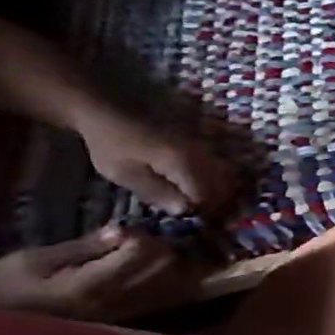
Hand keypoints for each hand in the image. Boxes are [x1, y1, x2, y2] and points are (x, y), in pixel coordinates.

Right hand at [0, 226, 184, 318]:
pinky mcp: (123, 319)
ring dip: (168, 262)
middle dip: (161, 246)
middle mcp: (114, 302)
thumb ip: (83, 246)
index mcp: (90, 285)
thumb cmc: (2, 288)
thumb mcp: (33, 260)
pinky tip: (151, 269)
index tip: (124, 229)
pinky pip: (160, 297)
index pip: (142, 252)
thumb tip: (122, 229)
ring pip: (169, 282)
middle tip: (140, 238)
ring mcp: (122, 313)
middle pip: (164, 266)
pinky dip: (165, 280)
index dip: (140, 234)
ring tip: (147, 251)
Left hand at [79, 112, 233, 213]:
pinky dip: (216, 180)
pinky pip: (218, 165)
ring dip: (220, 192)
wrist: (108, 108)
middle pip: (224, 184)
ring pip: (225, 174)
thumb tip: (184, 211)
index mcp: (183, 162)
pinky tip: (201, 189)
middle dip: (219, 203)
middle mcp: (202, 153)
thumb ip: (156, 193)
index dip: (205, 213)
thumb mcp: (123, 173)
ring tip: (206, 207)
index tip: (197, 226)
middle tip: (206, 219)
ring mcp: (204, 146)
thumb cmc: (110, 142)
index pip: (207, 194)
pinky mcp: (201, 142)